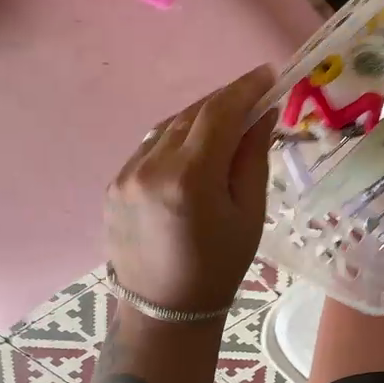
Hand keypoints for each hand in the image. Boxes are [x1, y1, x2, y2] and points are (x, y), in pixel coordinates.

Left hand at [104, 67, 276, 313]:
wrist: (165, 309)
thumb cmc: (220, 265)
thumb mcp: (249, 212)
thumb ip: (252, 158)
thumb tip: (263, 115)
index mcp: (189, 178)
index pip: (219, 114)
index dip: (245, 89)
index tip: (268, 73)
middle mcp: (150, 167)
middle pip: (193, 114)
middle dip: (226, 98)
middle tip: (257, 90)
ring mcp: (126, 174)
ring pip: (169, 126)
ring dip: (202, 113)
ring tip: (231, 112)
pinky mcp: (114, 184)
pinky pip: (151, 145)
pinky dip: (179, 134)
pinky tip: (198, 139)